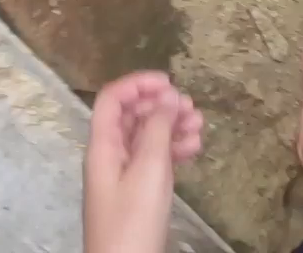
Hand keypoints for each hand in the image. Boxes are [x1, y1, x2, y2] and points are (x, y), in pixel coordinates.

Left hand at [83, 71, 204, 252]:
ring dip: (172, 125)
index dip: (139, 84)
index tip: (170, 82)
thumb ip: (158, 127)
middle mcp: (110, 155)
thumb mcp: (149, 169)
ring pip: (147, 136)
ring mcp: (123, 175)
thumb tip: (168, 95)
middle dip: (161, 105)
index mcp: (102, 146)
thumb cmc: (134, 220)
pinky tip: (194, 148)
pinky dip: (173, 148)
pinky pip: (155, 158)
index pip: (113, 98)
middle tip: (190, 106)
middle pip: (132, 115)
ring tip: (199, 125)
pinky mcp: (138, 193)